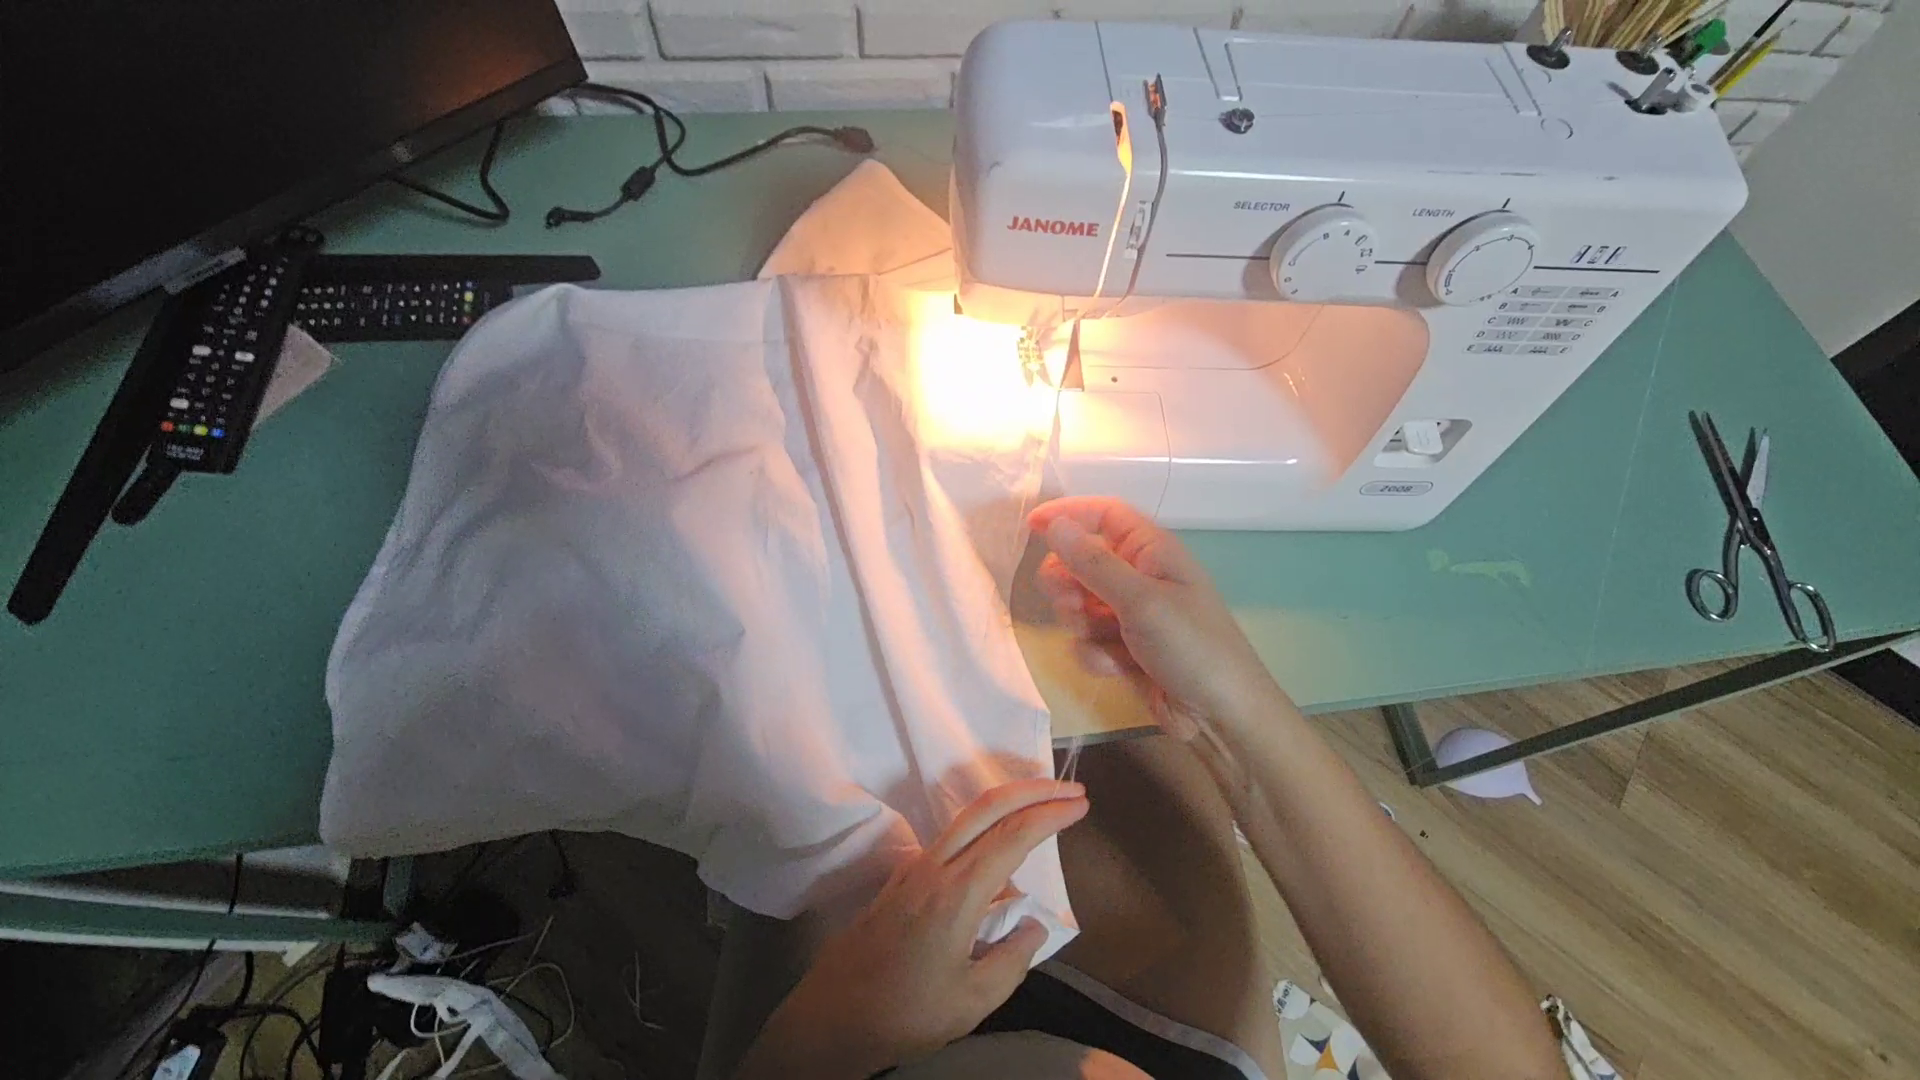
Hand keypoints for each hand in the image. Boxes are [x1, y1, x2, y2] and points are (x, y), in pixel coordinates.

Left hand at [734, 779, 1088, 1079]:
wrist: (833, 1015)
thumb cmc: (905, 1013)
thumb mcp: (973, 1001)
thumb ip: (1012, 958)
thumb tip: (1032, 925)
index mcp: (956, 893)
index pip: (1013, 836)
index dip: (1051, 815)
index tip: (1082, 804)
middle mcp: (935, 866)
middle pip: (988, 806)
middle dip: (1033, 789)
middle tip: (1072, 788)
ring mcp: (915, 867)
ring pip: (967, 816)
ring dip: (1009, 802)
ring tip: (1044, 806)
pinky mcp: (903, 877)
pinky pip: (953, 837)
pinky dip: (986, 824)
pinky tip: (1001, 848)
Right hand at [1028, 497, 1284, 742]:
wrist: (1221, 717)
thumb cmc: (1192, 647)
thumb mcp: (1142, 601)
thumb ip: (1093, 563)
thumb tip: (1055, 525)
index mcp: (1152, 551)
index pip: (1103, 514)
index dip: (1068, 514)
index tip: (1031, 528)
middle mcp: (1140, 577)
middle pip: (1082, 561)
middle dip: (1068, 582)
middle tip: (1069, 602)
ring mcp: (1131, 615)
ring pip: (1079, 604)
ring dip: (1082, 623)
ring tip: (1104, 640)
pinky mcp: (1123, 649)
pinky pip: (1088, 640)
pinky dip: (1096, 654)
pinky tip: (1119, 668)